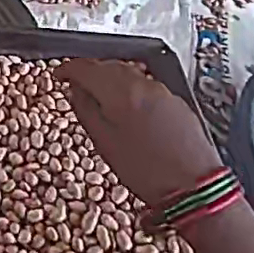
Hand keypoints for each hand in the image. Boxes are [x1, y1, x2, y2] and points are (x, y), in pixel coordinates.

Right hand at [56, 59, 218, 204]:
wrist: (195, 187)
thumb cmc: (144, 169)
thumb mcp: (103, 142)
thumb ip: (85, 109)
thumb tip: (74, 90)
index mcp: (119, 91)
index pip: (85, 68)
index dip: (67, 69)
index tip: (58, 75)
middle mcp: (142, 84)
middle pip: (107, 65)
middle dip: (88, 71)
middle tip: (74, 83)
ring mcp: (162, 91)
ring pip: (128, 72)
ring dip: (109, 77)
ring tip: (98, 94)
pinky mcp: (176, 102)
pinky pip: (145, 84)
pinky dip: (129, 87)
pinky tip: (126, 105)